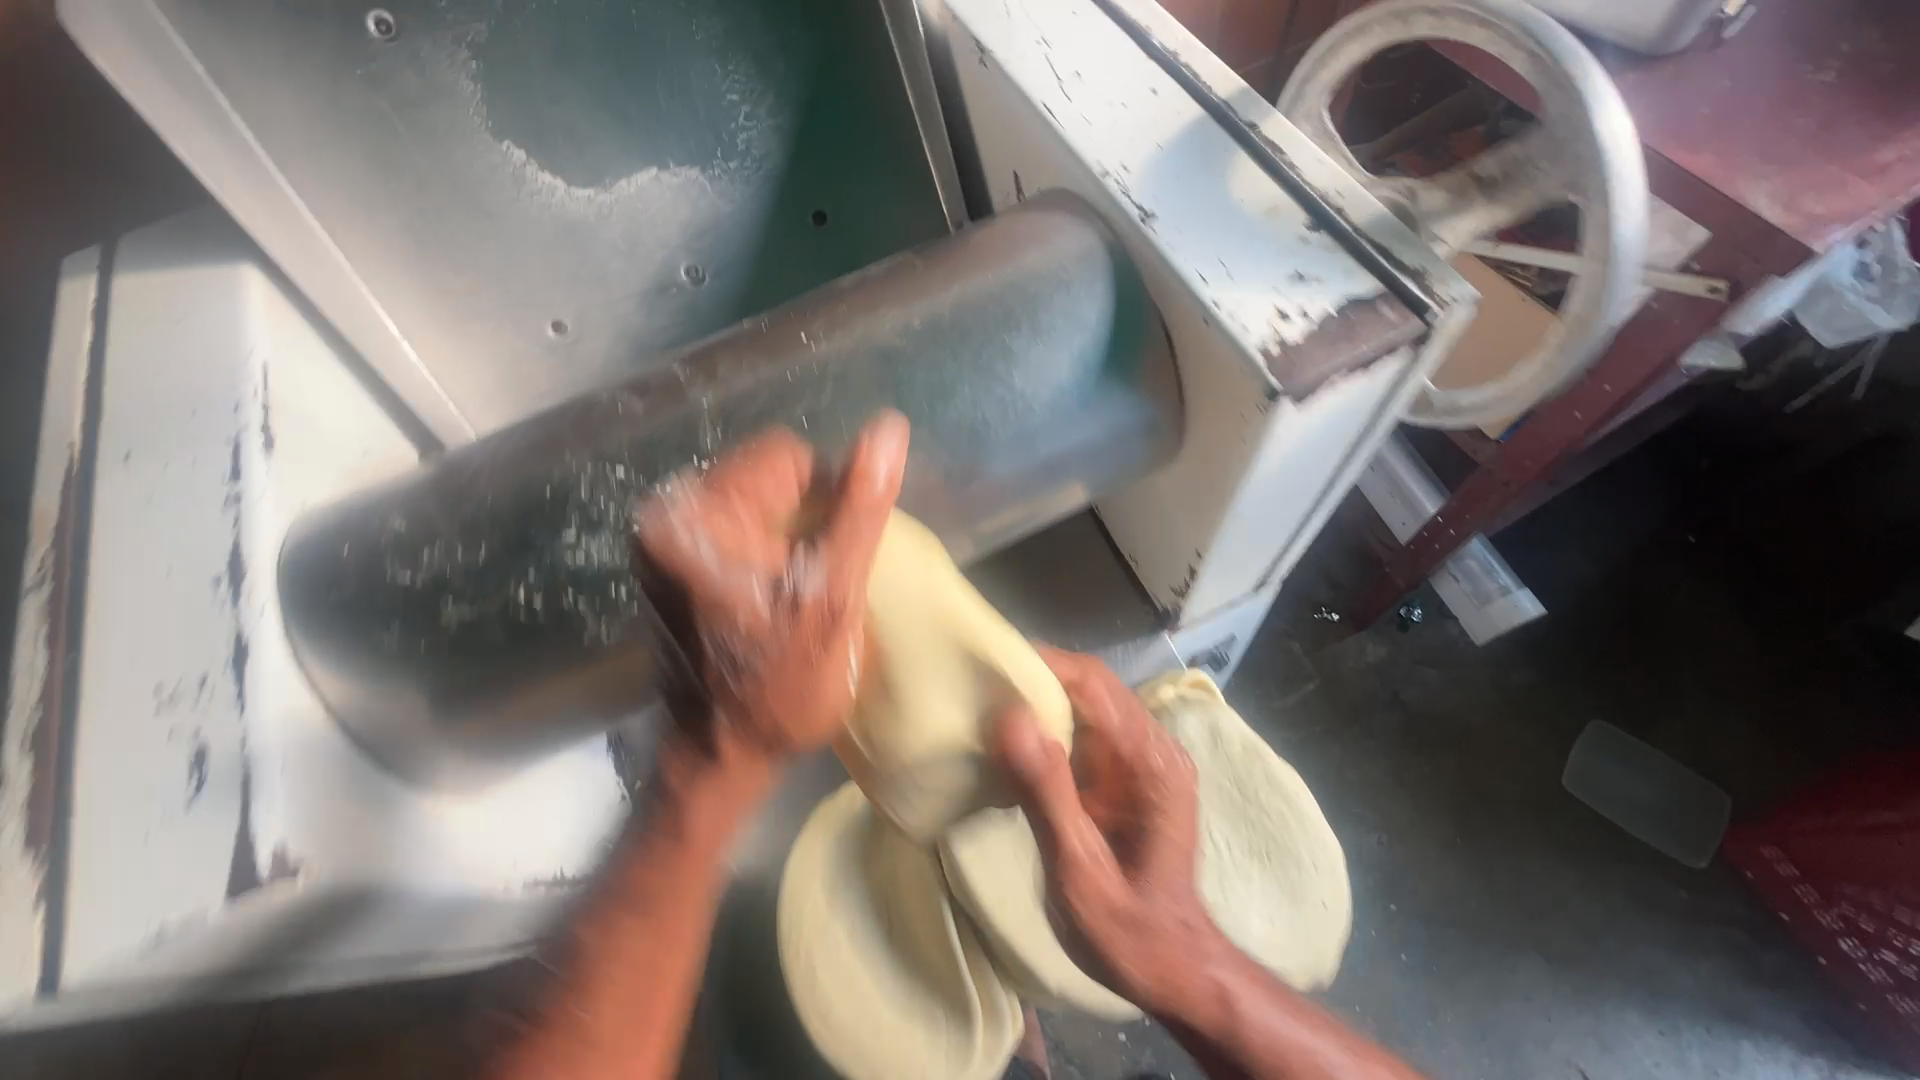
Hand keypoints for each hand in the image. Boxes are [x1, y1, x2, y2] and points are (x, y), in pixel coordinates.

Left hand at [637, 411, 908, 777]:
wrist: (719, 756)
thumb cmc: (781, 686)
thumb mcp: (833, 598)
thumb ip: (860, 510)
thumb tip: (889, 429)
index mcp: (698, 516)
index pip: (787, 457)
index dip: (830, 497)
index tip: (838, 554)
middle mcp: (666, 515)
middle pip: (768, 474)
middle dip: (807, 515)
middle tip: (821, 574)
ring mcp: (663, 540)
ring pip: (757, 499)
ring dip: (791, 532)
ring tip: (800, 587)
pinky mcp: (670, 562)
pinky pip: (736, 526)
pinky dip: (767, 547)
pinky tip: (776, 592)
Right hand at [992, 647, 1228, 1012]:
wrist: (1170, 967)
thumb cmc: (1127, 930)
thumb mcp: (1078, 868)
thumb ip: (1046, 792)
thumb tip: (1009, 717)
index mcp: (1150, 764)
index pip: (1094, 685)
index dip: (1042, 665)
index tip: (988, 666)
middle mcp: (1155, 749)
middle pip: (1093, 686)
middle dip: (1036, 678)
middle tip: (977, 686)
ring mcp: (1146, 761)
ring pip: (1089, 704)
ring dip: (1040, 701)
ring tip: (986, 706)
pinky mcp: (1131, 776)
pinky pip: (1088, 731)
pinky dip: (1050, 728)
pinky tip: (1015, 744)